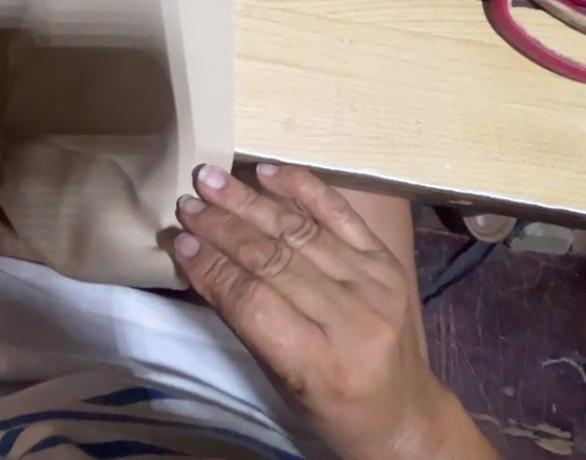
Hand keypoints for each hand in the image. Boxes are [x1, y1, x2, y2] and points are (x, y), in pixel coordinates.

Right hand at [170, 164, 496, 459]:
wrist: (407, 414)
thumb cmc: (332, 409)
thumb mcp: (280, 381)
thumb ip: (243, 317)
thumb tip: (197, 254)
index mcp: (322, 366)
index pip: (252, 302)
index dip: (211, 267)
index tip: (178, 240)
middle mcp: (352, 319)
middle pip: (273, 259)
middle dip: (222, 227)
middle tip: (188, 204)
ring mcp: (374, 283)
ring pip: (297, 230)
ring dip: (248, 201)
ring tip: (211, 180)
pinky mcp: (385, 259)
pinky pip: (338, 211)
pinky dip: (300, 187)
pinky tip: (266, 171)